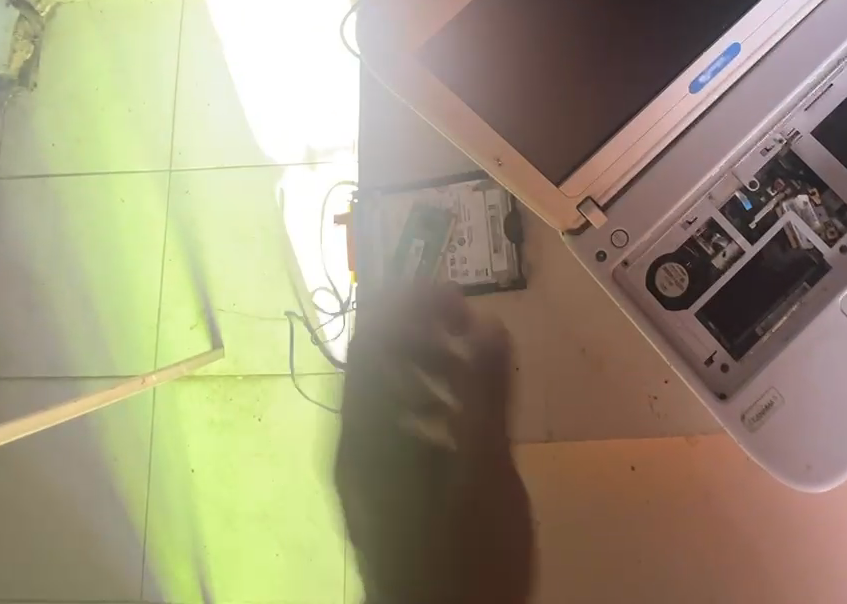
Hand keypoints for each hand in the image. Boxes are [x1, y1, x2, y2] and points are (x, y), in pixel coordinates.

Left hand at [335, 285, 532, 603]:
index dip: (407, 302)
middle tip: (469, 316)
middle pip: (377, 358)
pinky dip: (428, 393)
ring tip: (474, 353)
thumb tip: (488, 321)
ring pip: (388, 387)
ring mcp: (367, 466)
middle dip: (420, 326)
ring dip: (426, 357)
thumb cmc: (466, 556)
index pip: (373, 338)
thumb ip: (485, 394)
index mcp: (371, 430)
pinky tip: (464, 402)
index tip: (455, 290)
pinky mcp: (383, 486)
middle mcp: (358, 440)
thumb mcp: (484, 472)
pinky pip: (397, 418)